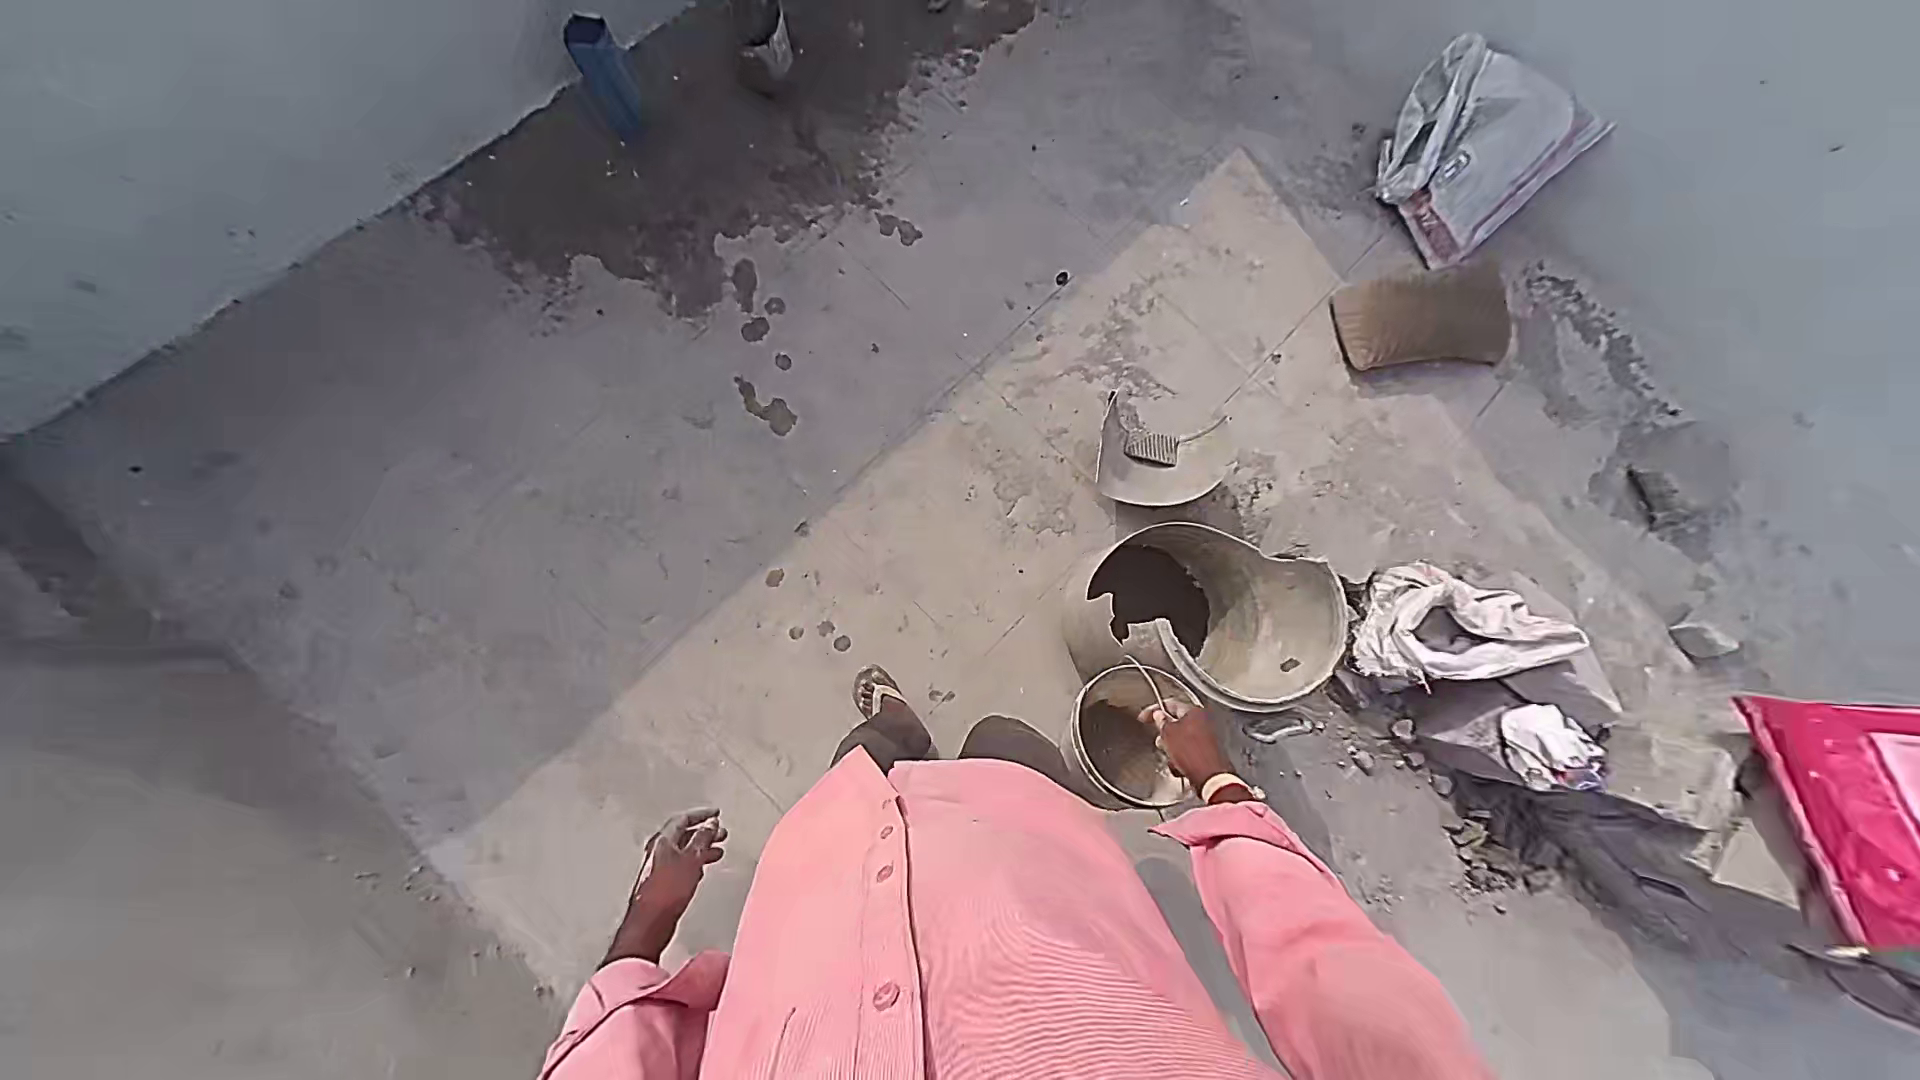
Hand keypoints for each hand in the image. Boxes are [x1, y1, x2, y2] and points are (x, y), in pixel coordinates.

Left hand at [603, 808, 725, 965]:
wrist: (650, 925)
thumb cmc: (666, 893)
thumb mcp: (692, 859)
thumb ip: (703, 838)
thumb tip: (710, 824)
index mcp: (662, 841)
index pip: (683, 819)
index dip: (702, 815)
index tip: (715, 814)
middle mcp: (657, 852)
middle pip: (684, 835)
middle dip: (704, 833)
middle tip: (720, 832)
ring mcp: (657, 869)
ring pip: (684, 851)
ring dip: (701, 849)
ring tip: (716, 851)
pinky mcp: (660, 884)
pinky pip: (681, 866)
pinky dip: (694, 863)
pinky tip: (701, 869)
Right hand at [1139, 700, 1231, 784]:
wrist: (1211, 778)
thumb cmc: (1192, 753)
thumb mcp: (1168, 733)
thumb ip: (1161, 721)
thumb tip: (1159, 715)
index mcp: (1195, 712)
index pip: (1170, 705)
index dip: (1153, 711)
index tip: (1144, 717)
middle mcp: (1204, 722)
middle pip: (1176, 724)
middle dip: (1164, 734)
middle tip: (1160, 741)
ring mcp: (1207, 739)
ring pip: (1180, 740)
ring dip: (1172, 749)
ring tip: (1171, 758)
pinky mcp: (1208, 754)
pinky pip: (1187, 753)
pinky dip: (1181, 760)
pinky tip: (1179, 767)